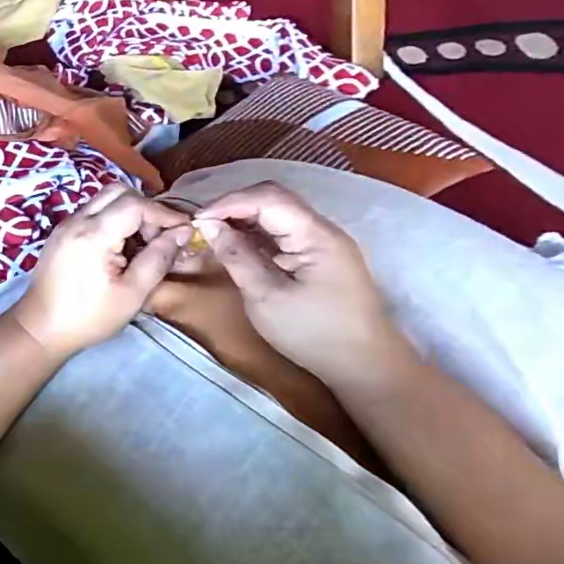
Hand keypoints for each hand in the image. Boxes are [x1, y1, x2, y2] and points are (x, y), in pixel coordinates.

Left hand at [8, 185, 192, 356]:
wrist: (40, 328)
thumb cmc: (88, 317)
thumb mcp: (132, 294)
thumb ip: (157, 259)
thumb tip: (181, 233)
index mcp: (93, 234)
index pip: (136, 204)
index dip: (164, 213)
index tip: (184, 229)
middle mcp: (77, 220)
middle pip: (119, 192)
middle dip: (146, 208)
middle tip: (159, 236)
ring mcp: (66, 224)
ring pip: (104, 199)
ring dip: (129, 212)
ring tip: (142, 244)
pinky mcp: (61, 232)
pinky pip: (92, 211)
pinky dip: (112, 219)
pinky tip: (121, 247)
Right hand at [193, 183, 417, 394]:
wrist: (366, 366)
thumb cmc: (314, 334)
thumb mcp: (265, 298)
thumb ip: (236, 256)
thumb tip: (209, 225)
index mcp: (314, 235)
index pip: (266, 198)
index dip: (228, 203)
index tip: (197, 220)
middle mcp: (322, 229)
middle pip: (273, 197)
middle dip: (234, 205)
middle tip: (204, 225)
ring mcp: (323, 241)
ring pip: (278, 211)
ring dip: (244, 217)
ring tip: (215, 233)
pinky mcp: (319, 254)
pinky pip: (283, 230)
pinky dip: (256, 231)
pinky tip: (238, 244)